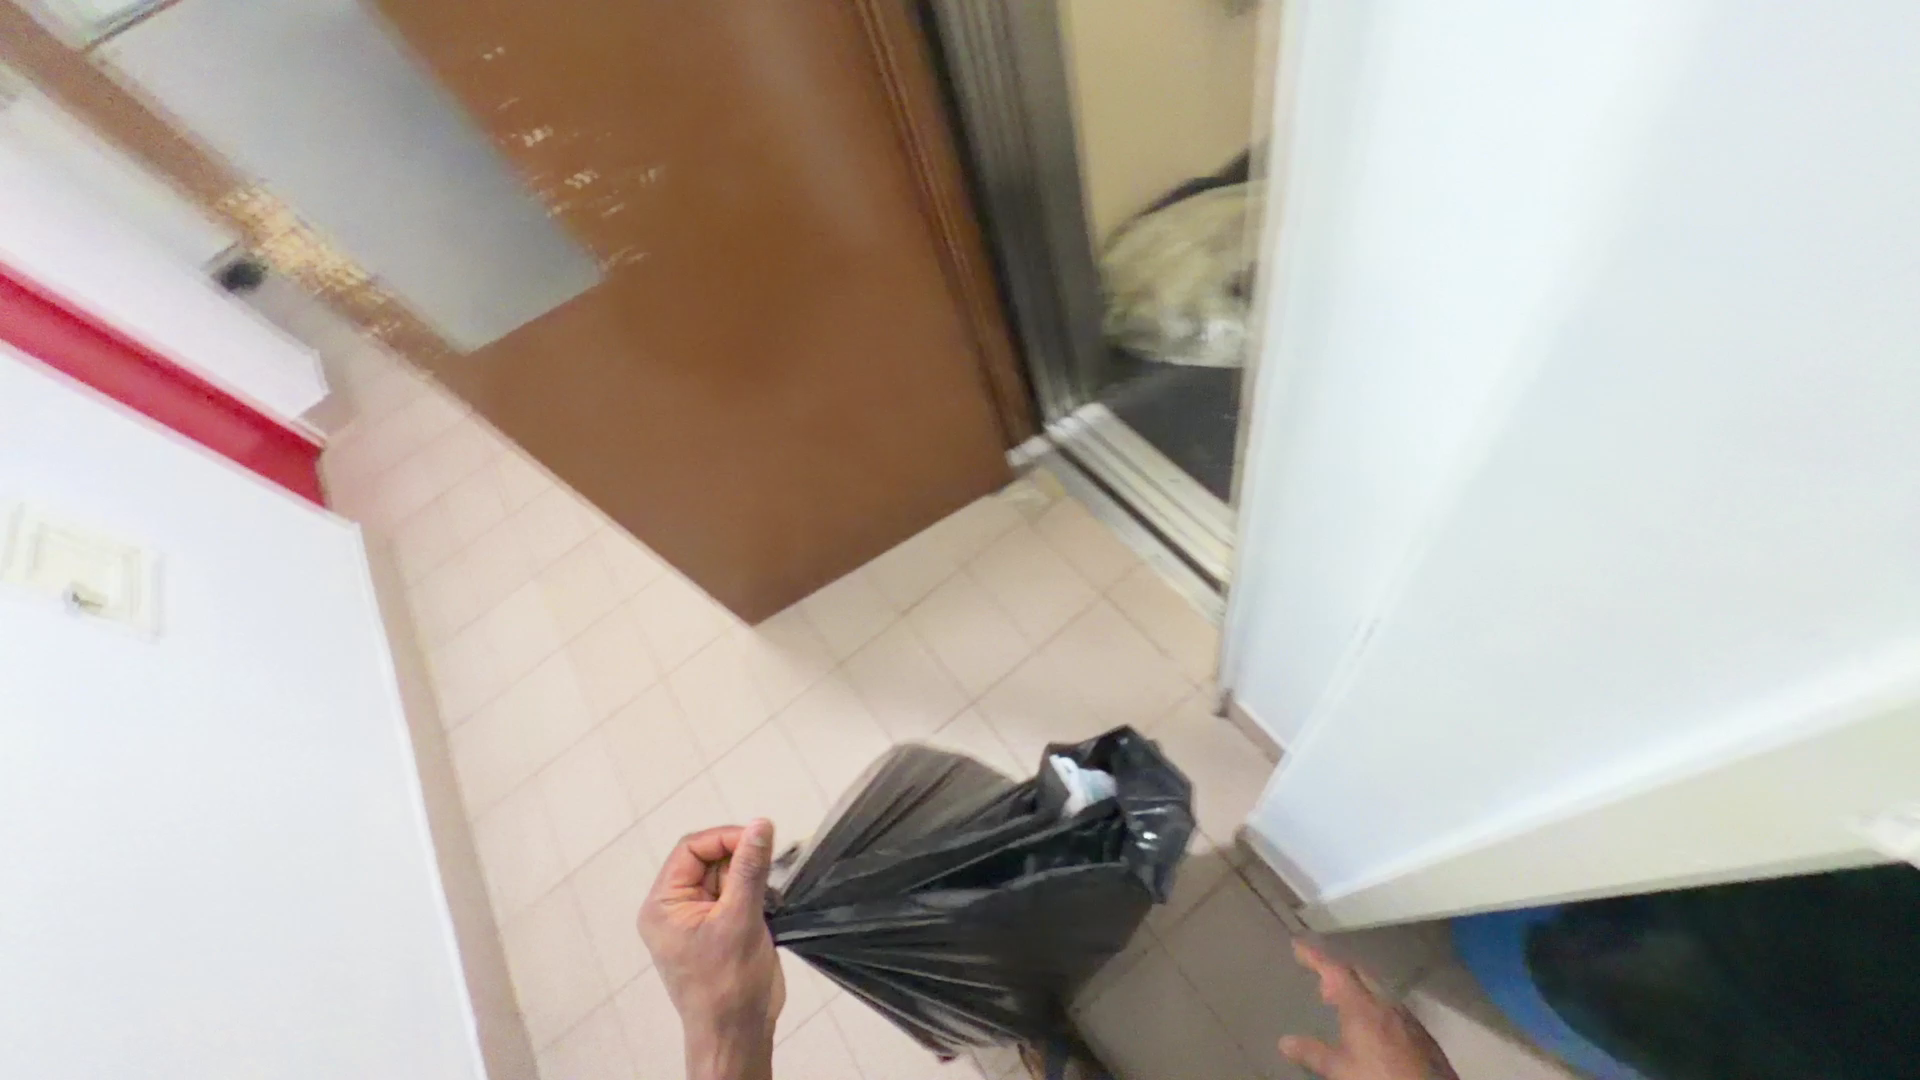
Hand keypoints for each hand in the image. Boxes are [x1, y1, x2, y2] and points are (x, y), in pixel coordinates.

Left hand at [638, 820, 783, 1079]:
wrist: (738, 1034)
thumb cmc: (728, 984)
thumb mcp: (739, 918)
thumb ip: (750, 867)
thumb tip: (761, 824)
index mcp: (664, 904)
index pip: (691, 849)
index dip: (725, 838)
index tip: (759, 840)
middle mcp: (678, 907)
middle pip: (711, 858)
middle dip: (741, 859)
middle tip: (769, 868)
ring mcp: (701, 916)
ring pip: (728, 873)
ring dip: (752, 875)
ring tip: (769, 893)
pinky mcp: (723, 925)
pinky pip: (739, 891)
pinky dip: (757, 890)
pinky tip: (771, 903)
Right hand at [1279, 941, 1457, 1079]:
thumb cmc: (1381, 1078)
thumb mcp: (1341, 1070)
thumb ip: (1313, 1053)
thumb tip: (1284, 1041)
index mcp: (1361, 1004)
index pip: (1334, 968)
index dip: (1314, 955)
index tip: (1297, 944)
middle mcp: (1385, 1003)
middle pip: (1359, 972)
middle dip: (1338, 968)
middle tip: (1320, 977)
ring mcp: (1407, 1018)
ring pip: (1378, 989)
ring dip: (1358, 987)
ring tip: (1344, 1001)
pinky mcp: (1423, 1036)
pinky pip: (1393, 1007)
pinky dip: (1376, 1005)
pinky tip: (1375, 1026)